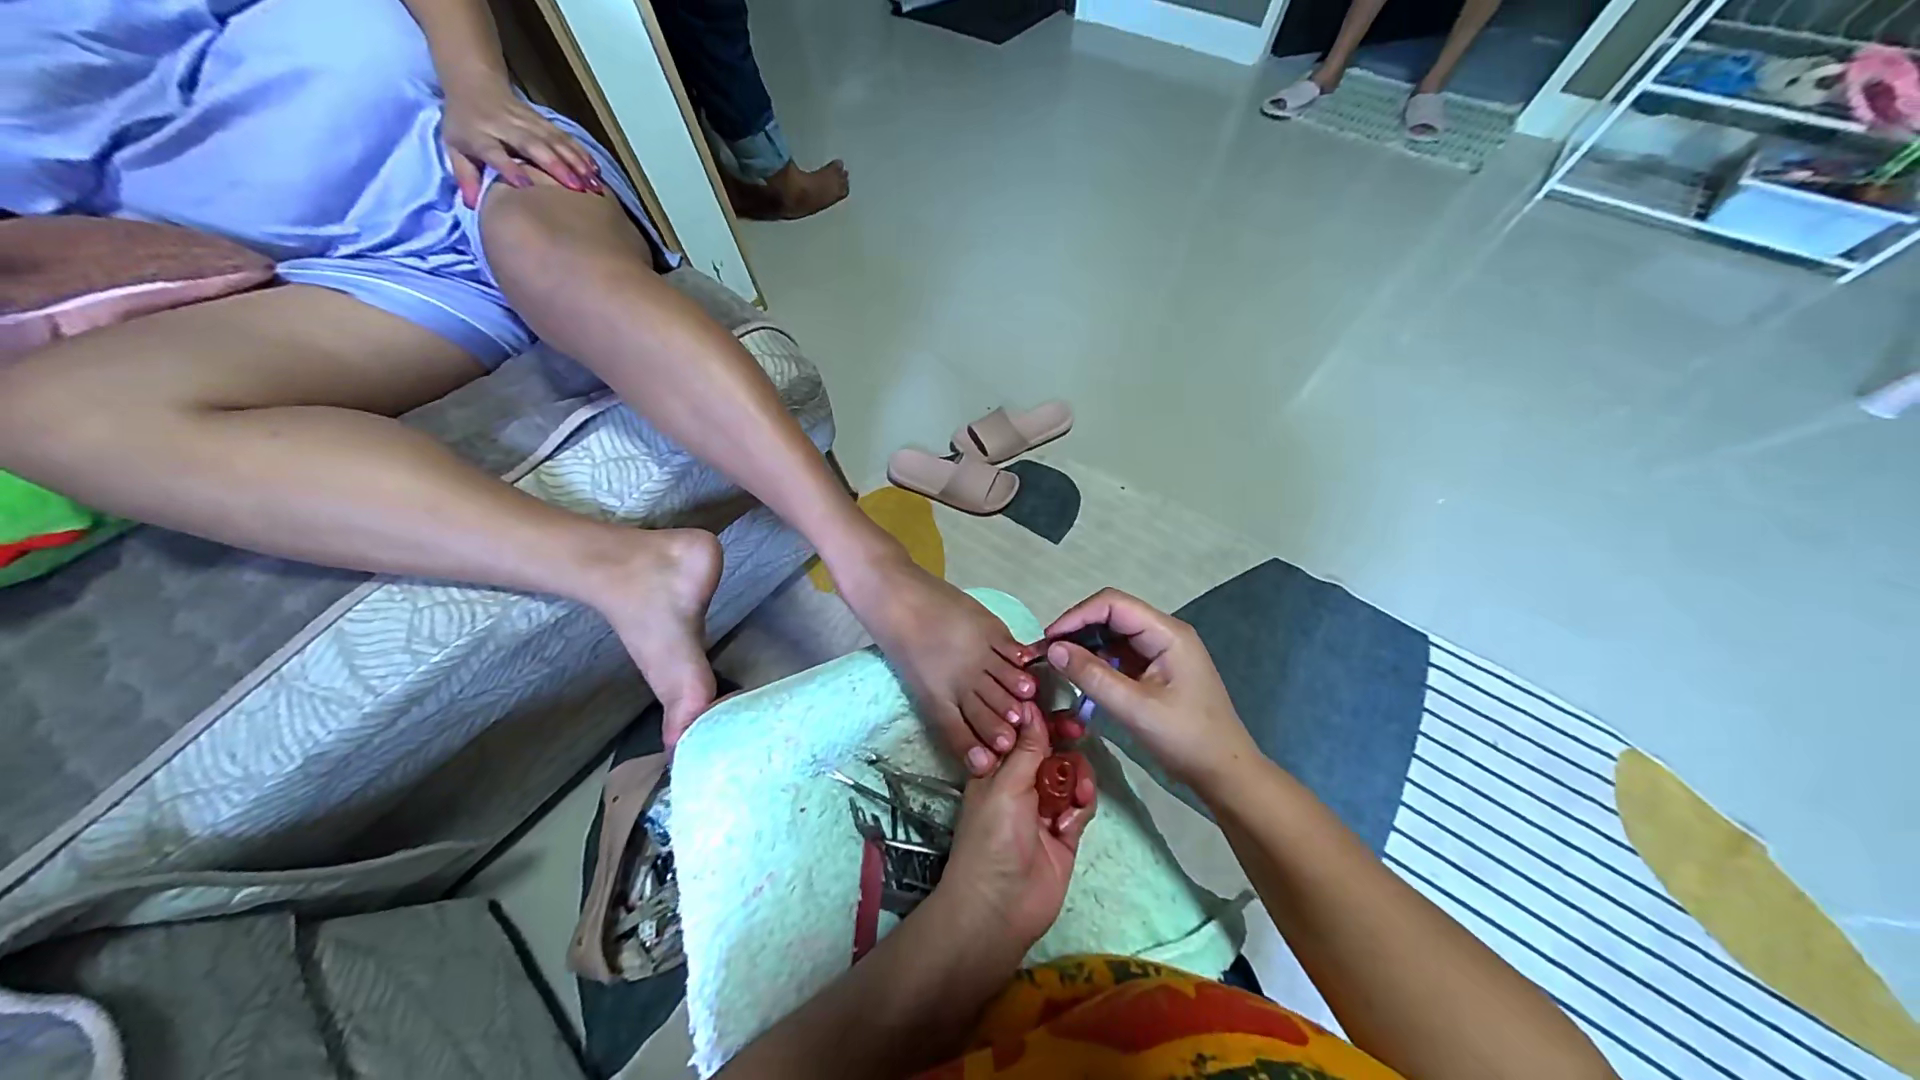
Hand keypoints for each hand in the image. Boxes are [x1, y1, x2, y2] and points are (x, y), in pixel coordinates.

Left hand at [441, 81, 602, 206]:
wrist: (474, 84)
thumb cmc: (465, 125)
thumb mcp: (454, 148)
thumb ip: (465, 176)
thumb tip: (473, 206)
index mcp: (478, 134)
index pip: (494, 151)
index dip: (509, 167)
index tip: (525, 186)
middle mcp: (503, 126)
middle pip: (531, 145)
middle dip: (555, 165)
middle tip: (576, 188)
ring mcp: (525, 121)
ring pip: (553, 141)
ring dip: (575, 162)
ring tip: (593, 184)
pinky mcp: (542, 120)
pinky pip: (564, 136)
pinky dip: (581, 152)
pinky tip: (595, 169)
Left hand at [939, 704, 1095, 951]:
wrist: (1000, 907)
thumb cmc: (993, 837)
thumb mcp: (1006, 784)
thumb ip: (1027, 747)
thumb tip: (1032, 706)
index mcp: (998, 769)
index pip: (1023, 733)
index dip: (1041, 718)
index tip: (1060, 707)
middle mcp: (1021, 784)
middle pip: (1051, 750)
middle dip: (1065, 741)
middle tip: (1078, 732)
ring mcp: (1044, 809)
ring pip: (1071, 776)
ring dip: (1077, 777)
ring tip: (1076, 791)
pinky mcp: (1065, 834)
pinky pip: (1081, 807)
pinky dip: (1080, 808)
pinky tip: (1069, 823)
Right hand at [1044, 588, 1261, 792]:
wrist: (1224, 772)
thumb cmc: (1185, 738)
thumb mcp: (1134, 708)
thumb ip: (1093, 676)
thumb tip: (1054, 649)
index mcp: (1167, 633)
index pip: (1113, 604)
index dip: (1077, 616)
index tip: (1049, 640)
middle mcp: (1165, 633)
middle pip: (1112, 615)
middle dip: (1078, 629)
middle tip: (1048, 653)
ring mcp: (1162, 651)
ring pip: (1114, 634)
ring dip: (1085, 645)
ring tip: (1058, 663)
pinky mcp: (1157, 669)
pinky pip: (1121, 653)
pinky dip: (1098, 660)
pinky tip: (1080, 675)